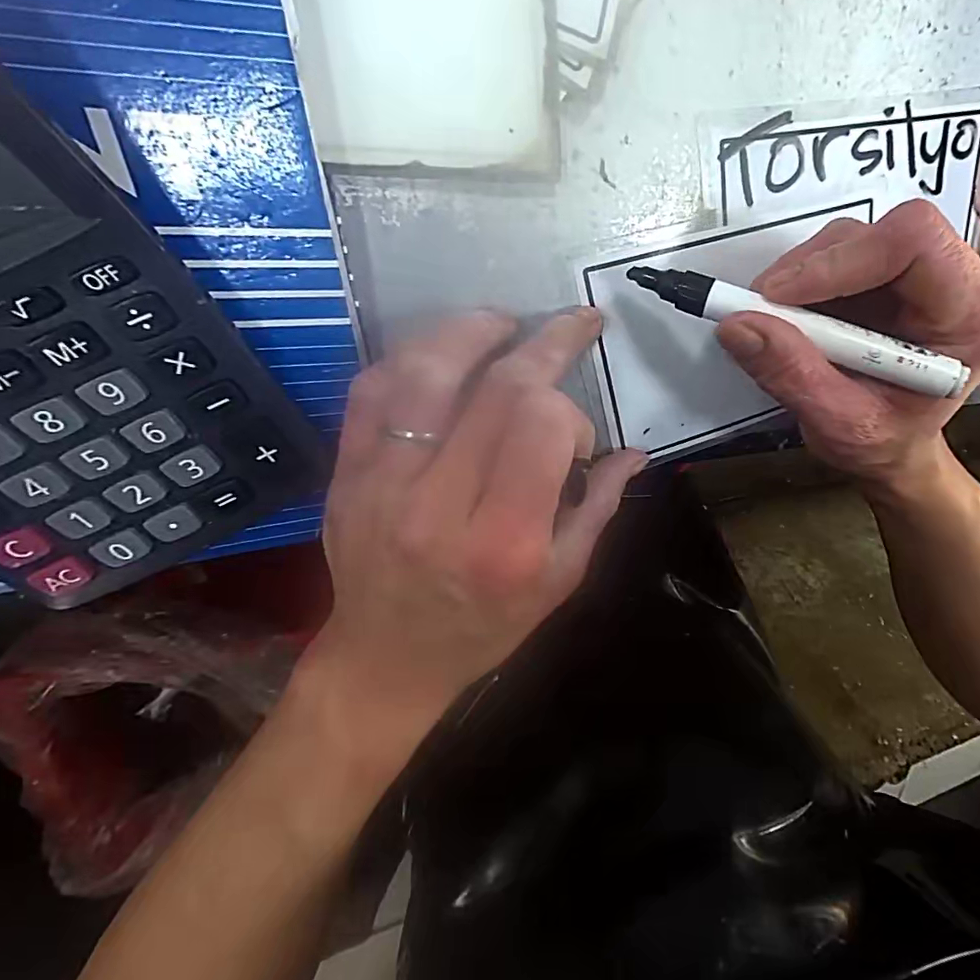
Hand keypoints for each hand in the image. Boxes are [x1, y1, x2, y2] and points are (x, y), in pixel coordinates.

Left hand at [311, 309, 646, 724]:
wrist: (388, 659)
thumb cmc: (488, 625)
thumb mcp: (562, 580)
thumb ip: (599, 508)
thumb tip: (633, 451)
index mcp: (504, 541)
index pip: (542, 427)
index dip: (570, 412)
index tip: (575, 435)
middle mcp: (439, 506)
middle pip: (495, 390)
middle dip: (545, 343)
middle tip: (574, 322)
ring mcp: (382, 484)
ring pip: (426, 373)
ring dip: (472, 330)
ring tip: (506, 320)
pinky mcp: (346, 473)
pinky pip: (372, 390)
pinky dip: (413, 356)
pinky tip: (445, 350)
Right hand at [714, 200, 979, 489]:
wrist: (896, 449)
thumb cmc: (887, 444)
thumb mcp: (841, 425)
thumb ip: (794, 376)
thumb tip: (740, 327)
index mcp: (974, 318)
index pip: (914, 243)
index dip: (839, 261)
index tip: (779, 297)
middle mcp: (964, 283)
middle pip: (882, 234)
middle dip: (812, 270)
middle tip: (766, 312)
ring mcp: (929, 273)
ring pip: (855, 238)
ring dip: (804, 277)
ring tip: (784, 327)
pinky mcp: (895, 273)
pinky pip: (843, 252)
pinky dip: (806, 283)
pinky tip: (799, 320)